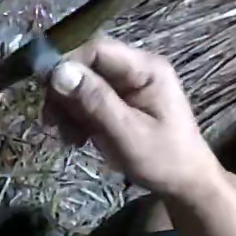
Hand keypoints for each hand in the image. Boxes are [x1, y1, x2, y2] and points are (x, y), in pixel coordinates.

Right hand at [44, 36, 224, 199]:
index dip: (68, 67)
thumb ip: (95, 101)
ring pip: (83, 84)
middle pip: (87, 66)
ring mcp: (129, 85)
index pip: (97, 50)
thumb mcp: (127, 133)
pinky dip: (77, 117)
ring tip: (68, 138)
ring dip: (68, 109)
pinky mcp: (121, 101)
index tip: (49, 97)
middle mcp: (137, 69)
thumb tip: (58, 72)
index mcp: (147, 69)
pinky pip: (88, 99)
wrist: (186, 185)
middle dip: (66, 93)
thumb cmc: (163, 160)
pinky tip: (77, 139)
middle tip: (53, 123)